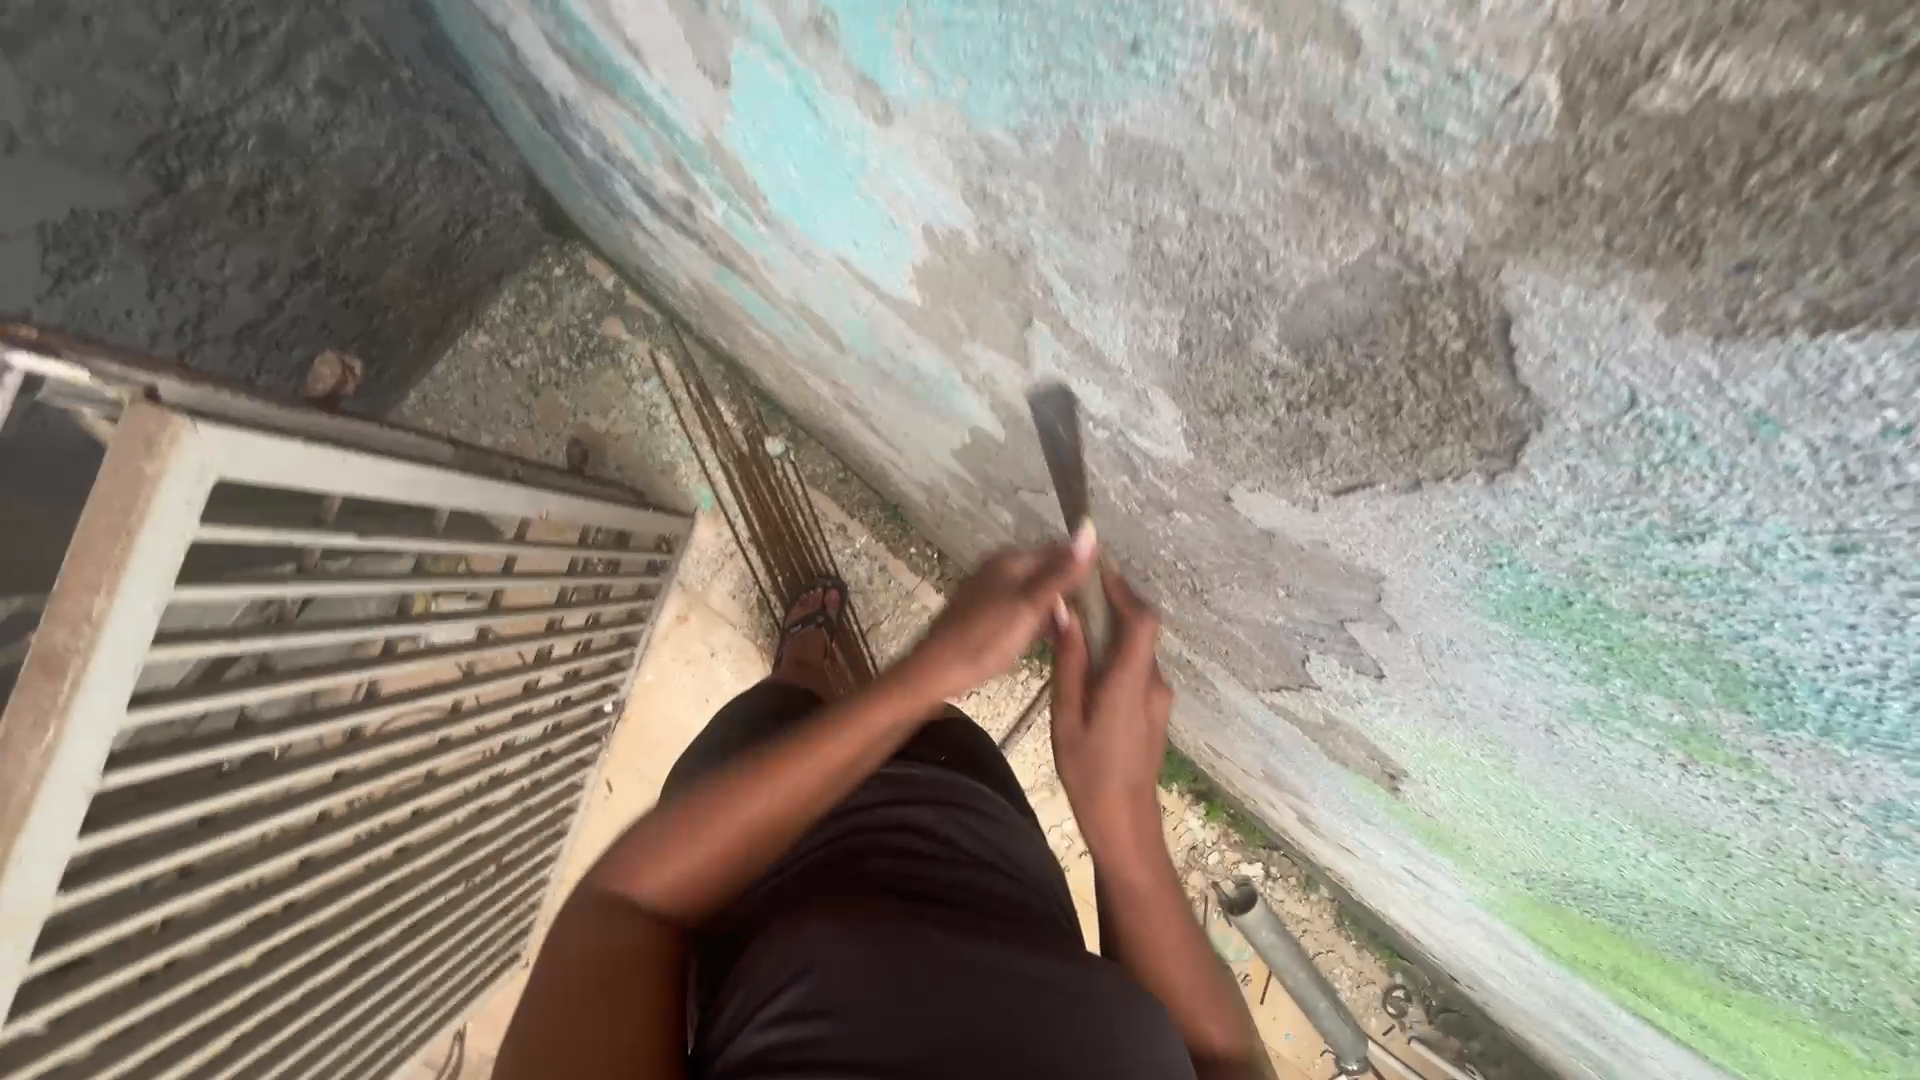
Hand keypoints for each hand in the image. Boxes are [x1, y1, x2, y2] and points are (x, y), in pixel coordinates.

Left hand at [897, 528, 1094, 702]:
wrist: (936, 670)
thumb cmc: (986, 639)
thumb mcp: (1030, 606)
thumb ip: (1060, 572)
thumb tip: (1090, 528)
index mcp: (1010, 559)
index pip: (1058, 550)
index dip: (1082, 567)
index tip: (1104, 592)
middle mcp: (998, 566)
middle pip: (1044, 569)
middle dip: (1067, 587)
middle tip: (1091, 615)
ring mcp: (987, 588)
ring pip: (1031, 588)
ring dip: (1051, 604)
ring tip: (1071, 627)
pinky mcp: (981, 610)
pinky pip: (1018, 604)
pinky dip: (1033, 616)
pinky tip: (1041, 635)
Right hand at [1050, 564, 1170, 859]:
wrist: (1126, 823)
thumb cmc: (1088, 773)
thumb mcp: (1066, 717)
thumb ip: (1069, 664)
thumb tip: (1067, 615)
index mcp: (1129, 684)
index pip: (1141, 622)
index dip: (1124, 590)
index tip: (1099, 571)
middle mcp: (1153, 684)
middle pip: (1140, 631)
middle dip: (1112, 607)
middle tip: (1077, 596)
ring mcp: (1159, 698)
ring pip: (1137, 651)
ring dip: (1112, 633)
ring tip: (1074, 629)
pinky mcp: (1156, 710)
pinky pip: (1137, 669)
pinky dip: (1116, 656)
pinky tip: (1088, 667)